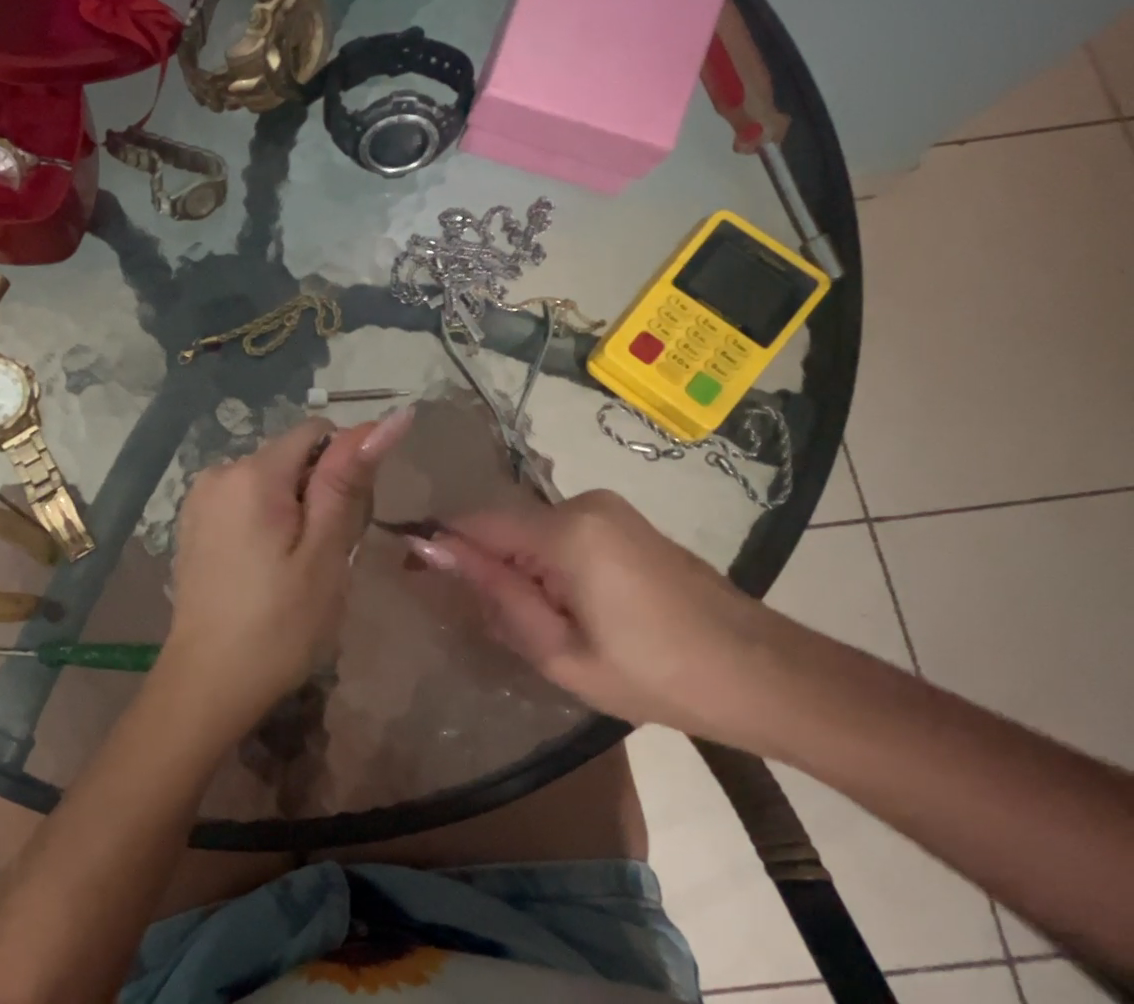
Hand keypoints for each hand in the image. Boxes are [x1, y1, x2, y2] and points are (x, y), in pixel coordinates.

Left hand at [158, 410, 412, 732]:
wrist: (208, 681)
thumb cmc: (278, 625)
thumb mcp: (325, 554)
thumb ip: (350, 481)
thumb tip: (391, 417)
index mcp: (252, 473)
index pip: (317, 433)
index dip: (346, 467)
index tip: (349, 520)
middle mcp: (218, 472)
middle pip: (291, 457)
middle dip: (318, 492)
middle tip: (323, 556)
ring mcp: (199, 499)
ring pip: (268, 481)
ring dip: (293, 510)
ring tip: (294, 568)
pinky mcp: (191, 524)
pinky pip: (243, 503)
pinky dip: (264, 523)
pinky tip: (265, 569)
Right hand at [409, 490, 794, 739]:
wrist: (766, 676)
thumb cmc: (656, 675)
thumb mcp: (558, 650)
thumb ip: (493, 593)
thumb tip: (429, 550)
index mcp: (567, 530)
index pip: (473, 521)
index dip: (439, 548)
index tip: (414, 582)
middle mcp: (585, 503)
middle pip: (503, 525)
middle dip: (486, 568)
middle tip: (495, 627)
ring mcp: (612, 511)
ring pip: (531, 532)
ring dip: (519, 572)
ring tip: (538, 629)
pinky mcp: (628, 525)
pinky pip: (563, 536)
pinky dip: (548, 568)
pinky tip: (569, 613)